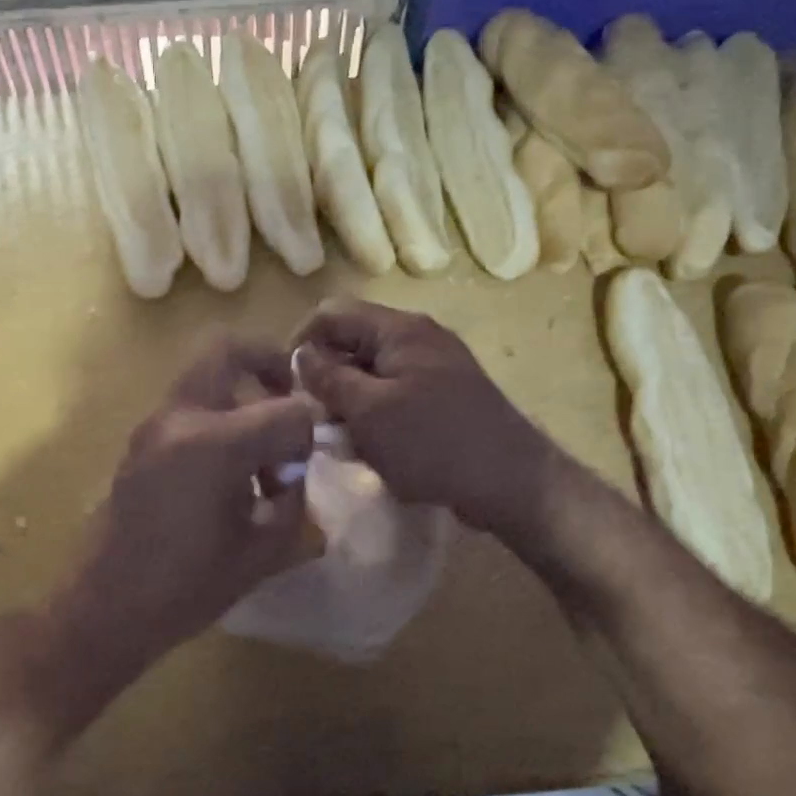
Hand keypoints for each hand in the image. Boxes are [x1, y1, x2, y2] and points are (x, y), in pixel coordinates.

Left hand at [59, 337, 319, 656]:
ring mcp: (153, 426)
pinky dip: (216, 417)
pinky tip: (227, 474)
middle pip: (228, 349)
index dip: (307, 432)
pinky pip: (187, 406)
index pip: (286, 409)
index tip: (305, 463)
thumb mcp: (263, 551)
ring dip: (240, 394)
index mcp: (214, 445)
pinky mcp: (139, 441)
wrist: (108, 607)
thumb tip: (295, 465)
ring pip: (204, 374)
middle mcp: (179, 419)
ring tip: (258, 457)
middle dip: (267, 363)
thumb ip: (292, 497)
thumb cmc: (189, 589)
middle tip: (287, 403)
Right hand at [293, 298, 557, 534]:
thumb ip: (329, 378)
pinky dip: (376, 418)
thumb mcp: (369, 412)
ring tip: (344, 442)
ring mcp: (432, 368)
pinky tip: (373, 450)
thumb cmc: (434, 443)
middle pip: (351, 344)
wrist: (509, 481)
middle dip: (326, 380)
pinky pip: (394, 396)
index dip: (301, 343)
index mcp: (399, 329)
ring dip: (350, 404)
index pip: (331, 313)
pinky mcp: (442, 397)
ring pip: (370, 374)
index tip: (286, 387)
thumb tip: (299, 354)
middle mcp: (416, 338)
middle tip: (315, 422)